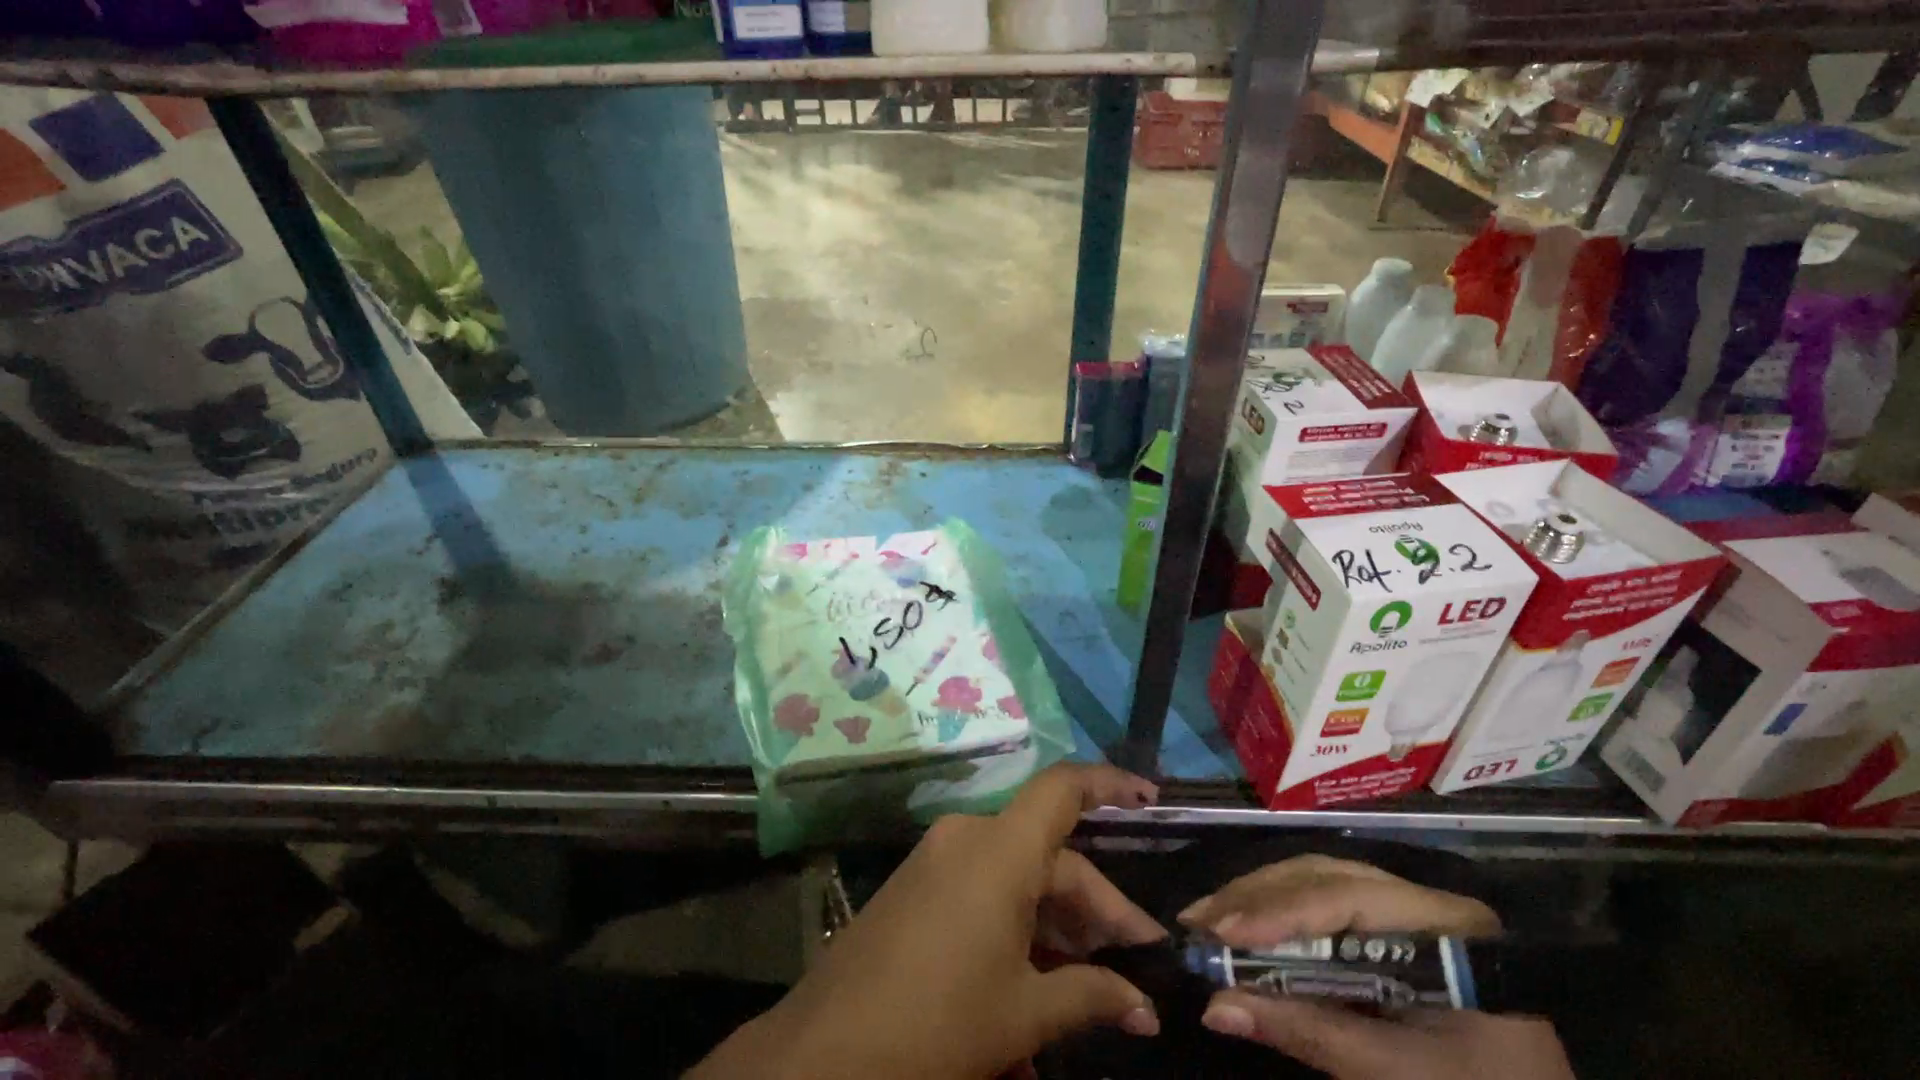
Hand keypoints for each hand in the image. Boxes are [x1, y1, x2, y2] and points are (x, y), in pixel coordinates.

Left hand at [689, 764, 1164, 1079]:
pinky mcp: (914, 892)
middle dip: (1096, 909)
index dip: (1111, 784)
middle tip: (1135, 966)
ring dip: (1056, 930)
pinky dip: (1015, 933)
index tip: (1151, 799)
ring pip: (1016, 881)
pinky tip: (1033, 991)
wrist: (822, 1054)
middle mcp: (966, 842)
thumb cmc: (937, 1023)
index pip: (1063, 790)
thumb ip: (1092, 998)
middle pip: (1049, 856)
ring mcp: (935, 865)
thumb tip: (1145, 1007)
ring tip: (1089, 991)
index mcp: (998, 851)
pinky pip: (981, 897)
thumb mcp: (1023, 1014)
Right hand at [1179, 855, 1573, 1079]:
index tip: (1216, 934)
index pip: (1346, 900)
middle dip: (1256, 898)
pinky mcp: (1396, 936)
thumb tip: (1215, 1007)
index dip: (1277, 914)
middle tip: (1195, 922)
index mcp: (1446, 927)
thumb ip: (1306, 1031)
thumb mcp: (1397, 1075)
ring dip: (1261, 903)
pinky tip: (1247, 933)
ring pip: (1321, 885)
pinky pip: (1329, 911)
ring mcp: (1411, 916)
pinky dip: (1282, 921)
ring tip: (1208, 923)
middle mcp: (1426, 903)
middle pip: (1325, 877)